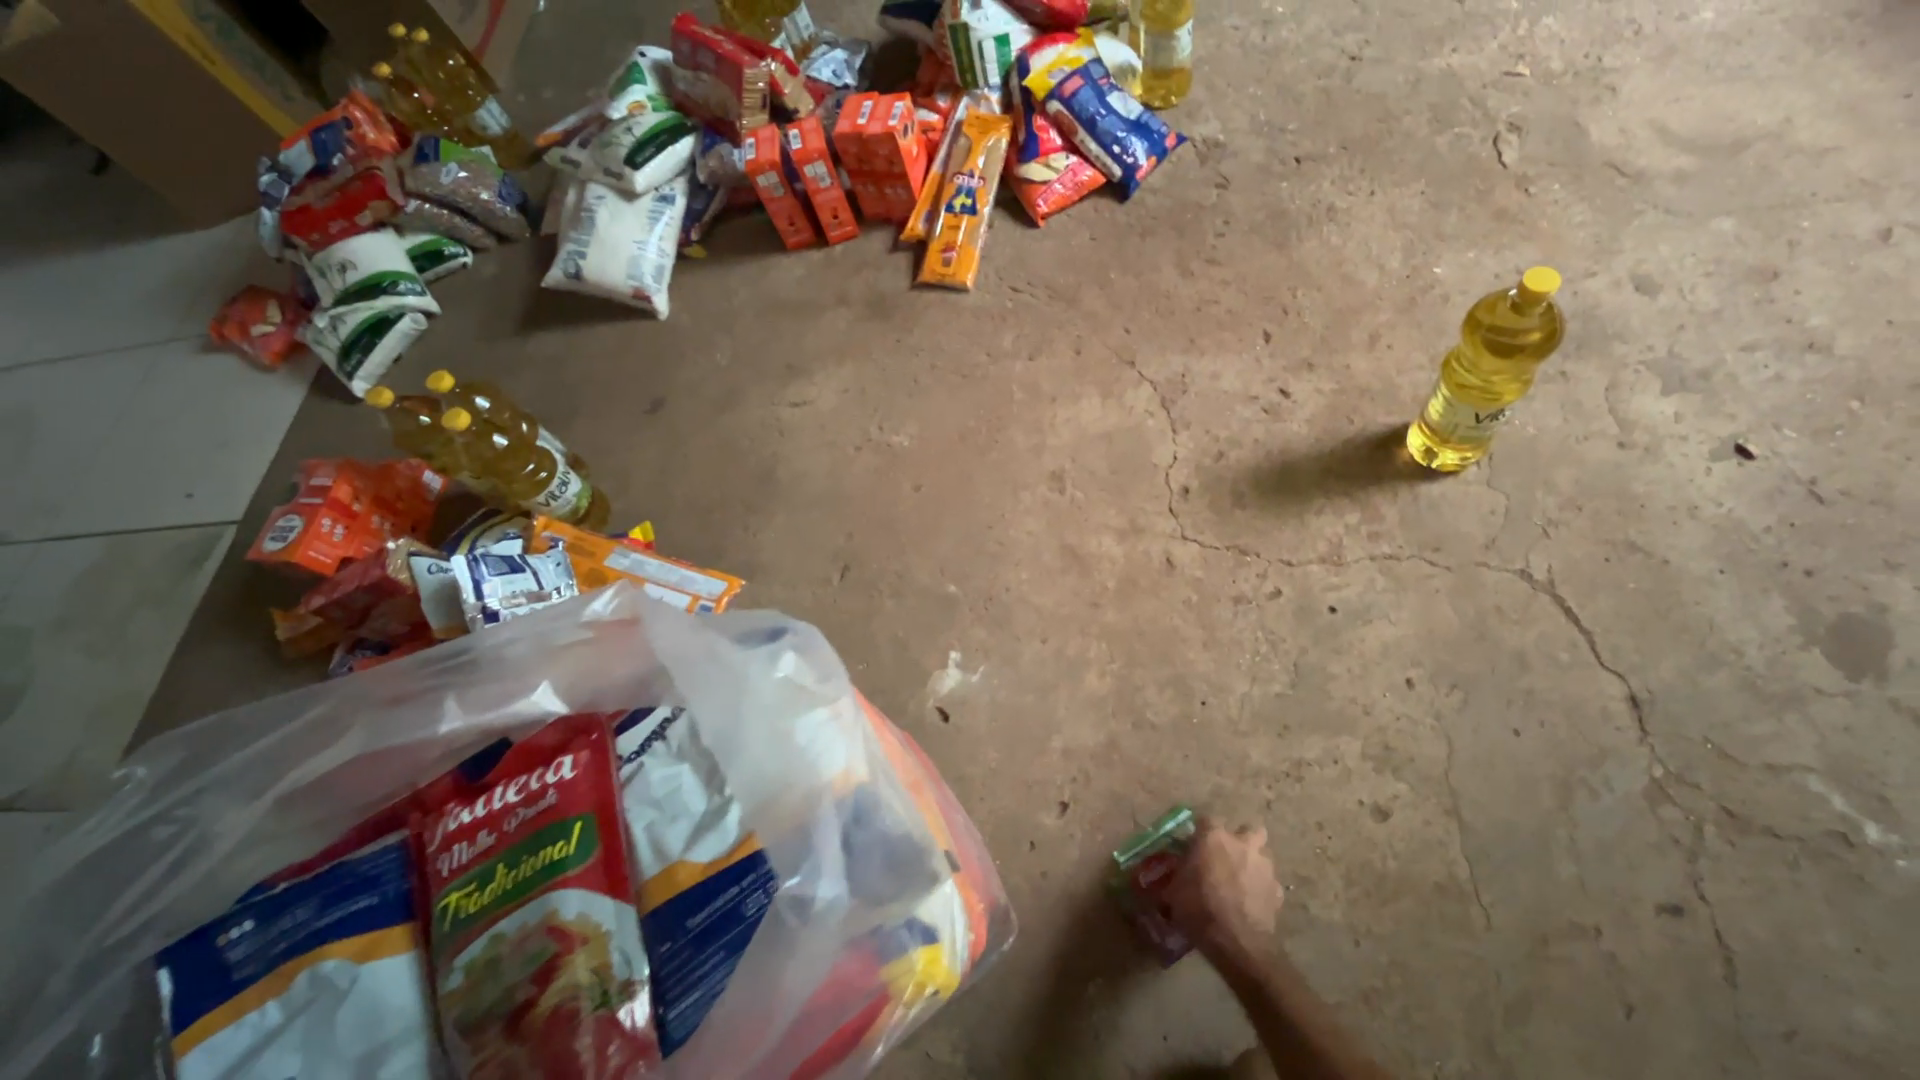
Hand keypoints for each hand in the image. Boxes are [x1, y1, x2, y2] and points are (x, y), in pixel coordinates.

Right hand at [1165, 817, 1283, 958]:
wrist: (1236, 941)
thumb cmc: (1198, 909)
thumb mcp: (1174, 889)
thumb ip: (1179, 871)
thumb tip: (1177, 868)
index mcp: (1214, 838)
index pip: (1207, 819)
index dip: (1201, 831)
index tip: (1194, 844)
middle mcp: (1242, 844)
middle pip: (1247, 829)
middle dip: (1239, 840)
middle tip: (1226, 856)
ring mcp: (1264, 865)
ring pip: (1261, 854)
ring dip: (1252, 863)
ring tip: (1240, 882)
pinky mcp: (1277, 889)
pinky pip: (1268, 882)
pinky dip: (1260, 888)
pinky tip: (1251, 903)